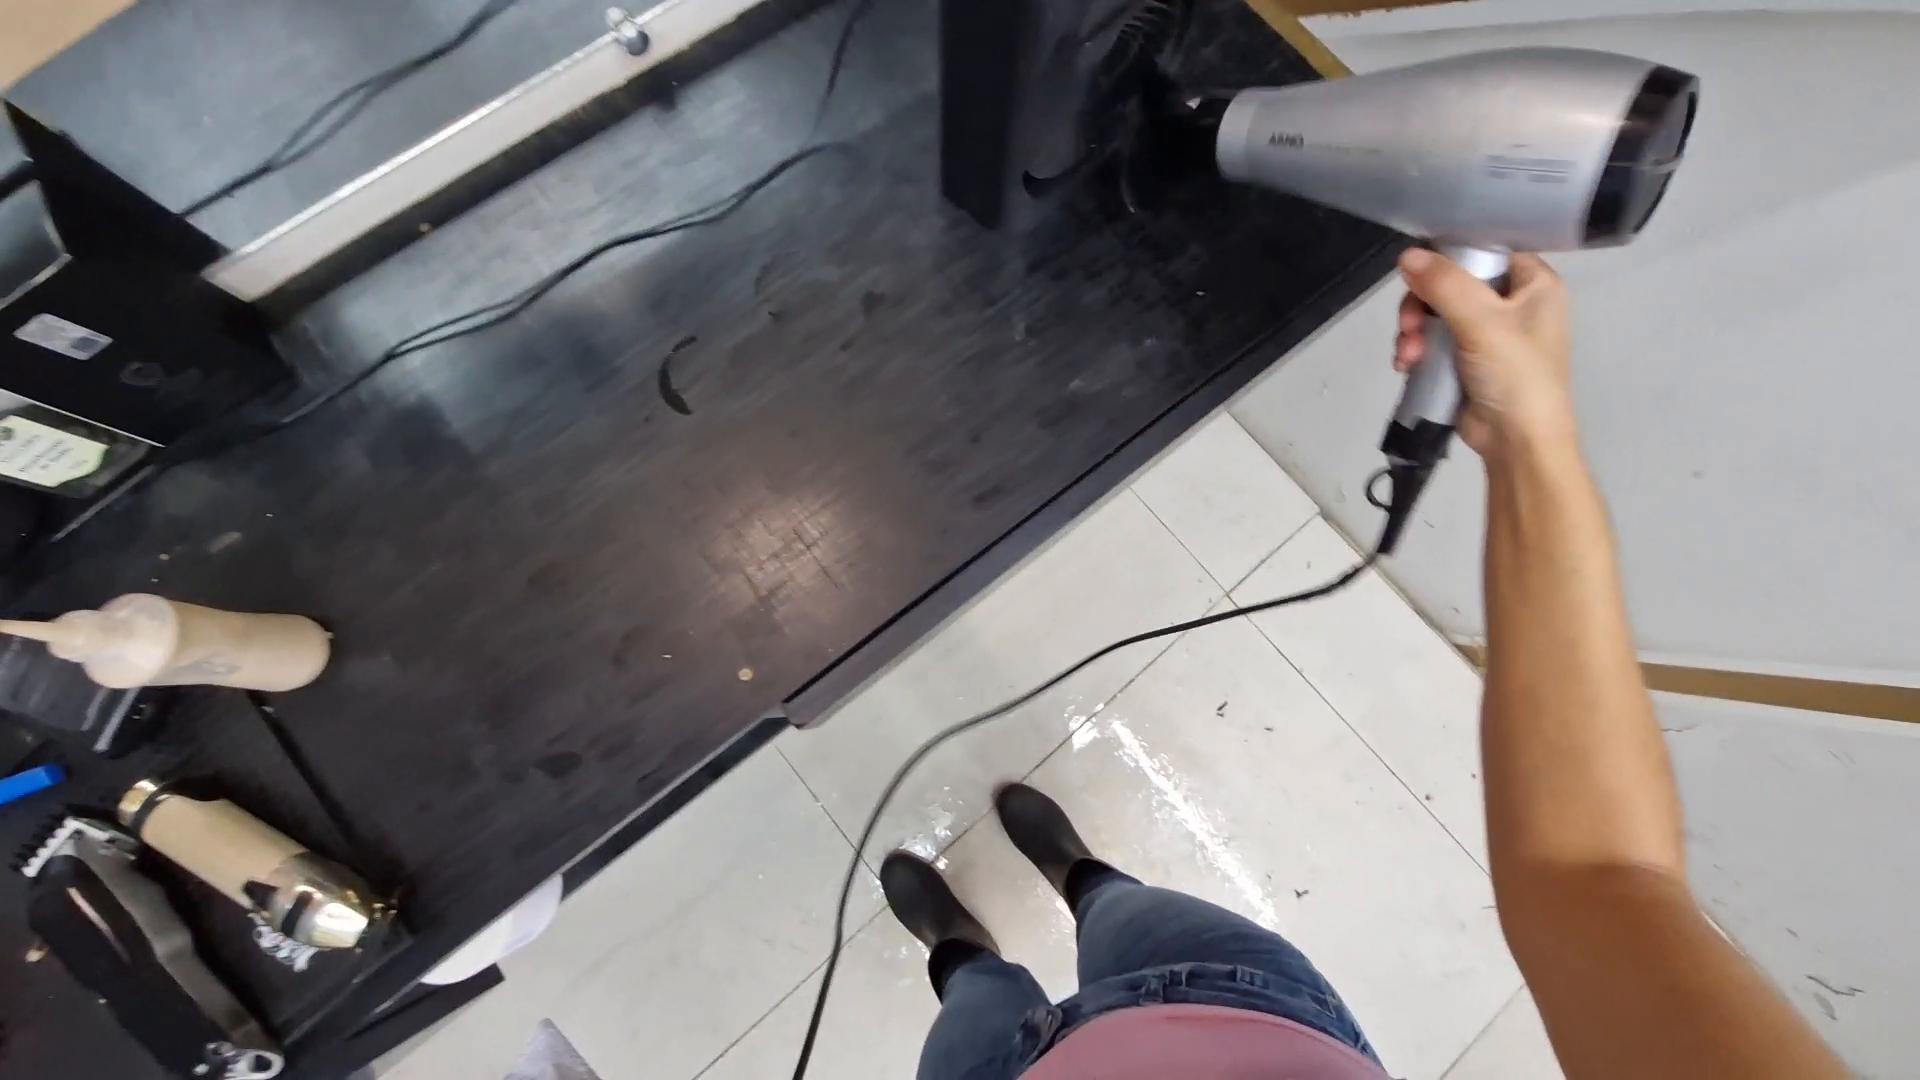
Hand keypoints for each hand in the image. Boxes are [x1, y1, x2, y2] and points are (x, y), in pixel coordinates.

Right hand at [1393, 248, 1576, 458]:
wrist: (1516, 439)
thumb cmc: (1515, 374)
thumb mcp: (1482, 322)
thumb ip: (1444, 286)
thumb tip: (1407, 255)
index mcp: (1533, 285)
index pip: (1487, 251)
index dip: (1451, 258)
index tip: (1419, 274)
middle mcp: (1511, 304)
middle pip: (1451, 285)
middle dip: (1421, 307)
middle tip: (1408, 327)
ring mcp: (1486, 334)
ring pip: (1434, 315)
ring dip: (1413, 333)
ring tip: (1407, 356)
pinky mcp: (1463, 360)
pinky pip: (1431, 341)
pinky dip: (1415, 350)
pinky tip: (1406, 365)